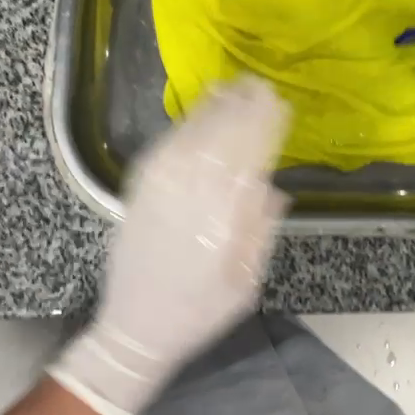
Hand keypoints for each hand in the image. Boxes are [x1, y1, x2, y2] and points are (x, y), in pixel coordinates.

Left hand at [49, 77, 291, 414]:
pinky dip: (185, 126)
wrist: (135, 329)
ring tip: (232, 88)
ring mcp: (162, 189)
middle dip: (244, 109)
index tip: (279, 105)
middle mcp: (193, 196)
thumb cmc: (199, 312)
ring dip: (214, 109)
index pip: (251, 157)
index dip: (265, 127)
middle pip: (223, 138)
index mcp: (224, 220)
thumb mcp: (246, 282)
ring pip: (193, 136)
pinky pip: (165, 147)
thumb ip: (260, 231)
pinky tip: (197, 114)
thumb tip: (272, 186)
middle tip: (260, 86)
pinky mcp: (140, 190)